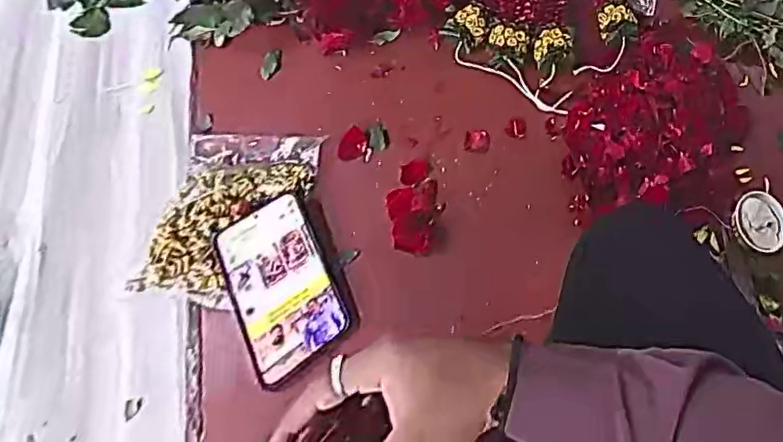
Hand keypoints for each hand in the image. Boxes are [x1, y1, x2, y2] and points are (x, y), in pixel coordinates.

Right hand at [268, 338, 510, 441]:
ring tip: (322, 440)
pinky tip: (360, 435)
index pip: (321, 385)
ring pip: (359, 392)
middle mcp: (394, 350)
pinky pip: (379, 392)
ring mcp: (410, 357)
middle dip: (314, 422)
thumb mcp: (405, 439)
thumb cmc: (462, 398)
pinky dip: (362, 416)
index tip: (276, 440)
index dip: (292, 420)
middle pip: (337, 387)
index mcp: (382, 357)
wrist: (505, 383)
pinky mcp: (424, 369)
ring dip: (339, 420)